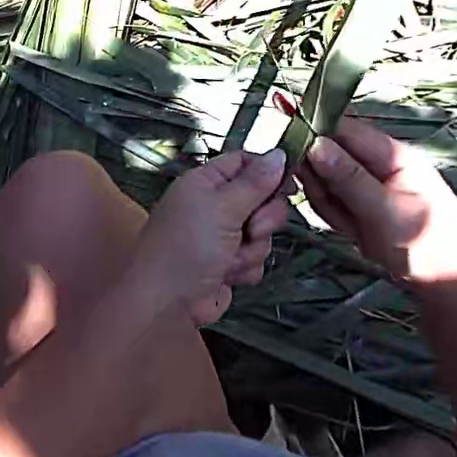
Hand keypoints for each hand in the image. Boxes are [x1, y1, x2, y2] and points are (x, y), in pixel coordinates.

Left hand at [126, 149, 291, 325]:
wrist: (166, 304)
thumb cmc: (188, 246)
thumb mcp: (222, 207)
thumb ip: (255, 182)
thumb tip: (280, 153)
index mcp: (205, 182)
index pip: (245, 162)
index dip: (269, 171)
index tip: (289, 186)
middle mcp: (214, 205)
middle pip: (261, 199)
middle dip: (263, 219)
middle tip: (251, 230)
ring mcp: (222, 236)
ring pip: (262, 233)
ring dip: (251, 249)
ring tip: (228, 260)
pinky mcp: (229, 264)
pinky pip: (256, 258)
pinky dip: (245, 268)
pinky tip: (227, 276)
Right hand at [294, 118, 456, 285]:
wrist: (449, 285)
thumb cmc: (426, 245)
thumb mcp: (384, 210)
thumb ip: (347, 176)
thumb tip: (313, 143)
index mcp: (391, 154)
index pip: (344, 128)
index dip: (313, 125)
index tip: (284, 129)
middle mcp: (377, 165)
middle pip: (329, 153)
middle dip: (319, 177)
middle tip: (331, 204)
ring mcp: (367, 186)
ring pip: (325, 179)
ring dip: (326, 200)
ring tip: (348, 223)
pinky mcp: (360, 206)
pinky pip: (331, 200)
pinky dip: (332, 214)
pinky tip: (349, 230)